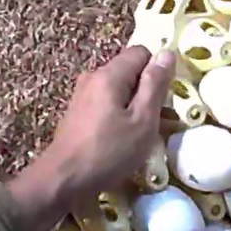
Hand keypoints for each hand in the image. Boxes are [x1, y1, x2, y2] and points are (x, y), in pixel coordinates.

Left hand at [8, 45, 175, 230]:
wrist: (64, 178)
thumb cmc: (109, 151)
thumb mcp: (142, 120)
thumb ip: (155, 86)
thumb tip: (166, 53)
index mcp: (108, 74)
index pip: (140, 52)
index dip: (157, 70)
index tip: (166, 96)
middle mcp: (92, 77)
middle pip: (128, 70)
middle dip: (146, 89)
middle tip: (158, 119)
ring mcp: (82, 94)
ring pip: (117, 88)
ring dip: (133, 105)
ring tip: (142, 133)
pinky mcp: (77, 112)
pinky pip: (105, 102)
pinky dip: (118, 114)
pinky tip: (122, 138)